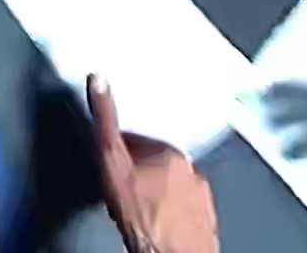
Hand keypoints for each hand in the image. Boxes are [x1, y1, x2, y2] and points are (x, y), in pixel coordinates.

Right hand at [88, 75, 219, 252]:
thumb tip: (98, 78)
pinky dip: (170, 214)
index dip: (119, 155)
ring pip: (171, 189)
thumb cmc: (140, 214)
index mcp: (172, 152)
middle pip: (155, 164)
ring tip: (138, 211)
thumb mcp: (112, 161)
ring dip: (155, 194)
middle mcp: (194, 173)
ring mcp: (205, 203)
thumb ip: (104, 120)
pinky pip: (184, 212)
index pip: (137, 141)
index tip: (112, 171)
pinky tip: (156, 225)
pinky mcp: (209, 228)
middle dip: (138, 174)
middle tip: (122, 192)